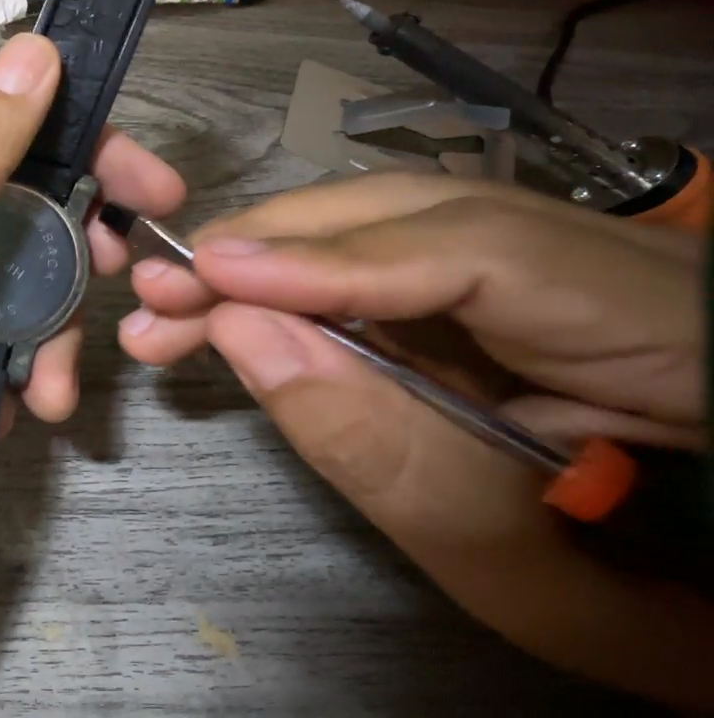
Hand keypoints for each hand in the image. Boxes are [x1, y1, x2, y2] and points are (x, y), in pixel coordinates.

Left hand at [0, 34, 184, 474]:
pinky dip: (10, 354)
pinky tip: (12, 399)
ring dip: (47, 327)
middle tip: (115, 300)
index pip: (9, 116)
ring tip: (51, 390)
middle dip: (73, 256)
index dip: (90, 150)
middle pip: (20, 196)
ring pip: (11, 265)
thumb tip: (37, 48)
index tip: (157, 198)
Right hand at [118, 172, 713, 709]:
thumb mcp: (536, 583)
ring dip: (269, 267)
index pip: (500, 256)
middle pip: (425, 211)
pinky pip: (389, 265)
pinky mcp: (520, 289)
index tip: (214, 282)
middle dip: (274, 249)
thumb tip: (244, 337)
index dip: (340, 259)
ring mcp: (577, 269)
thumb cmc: (650, 610)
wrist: (699, 590)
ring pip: (394, 225)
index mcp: (691, 334)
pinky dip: (300, 289)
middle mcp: (636, 273)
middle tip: (161, 296)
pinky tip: (239, 314)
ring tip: (174, 312)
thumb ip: (401, 462)